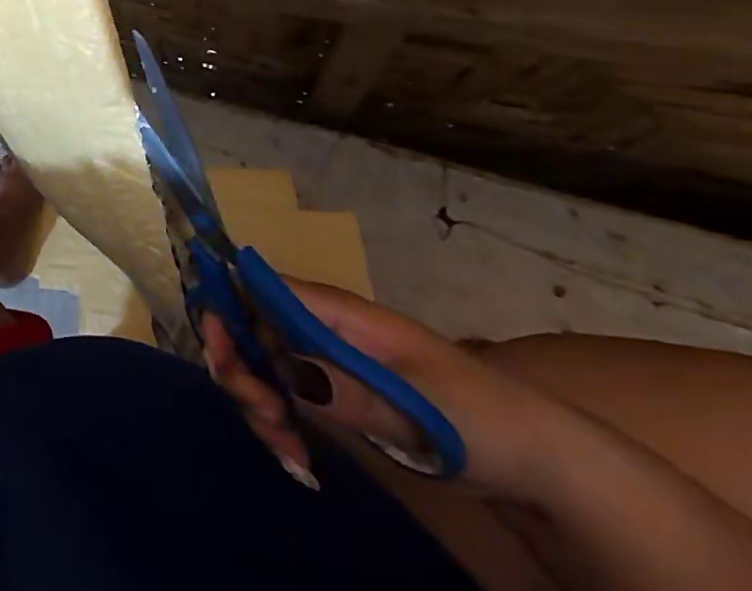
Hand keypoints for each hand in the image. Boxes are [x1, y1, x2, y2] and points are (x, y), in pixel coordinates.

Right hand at [202, 280, 575, 496]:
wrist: (531, 460)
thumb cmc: (479, 417)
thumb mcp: (416, 407)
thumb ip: (347, 387)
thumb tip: (279, 365)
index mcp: (343, 314)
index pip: (267, 290)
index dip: (231, 309)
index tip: (220, 354)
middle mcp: (326, 331)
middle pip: (254, 330)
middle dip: (244, 372)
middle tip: (268, 419)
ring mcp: (328, 364)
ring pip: (263, 369)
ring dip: (259, 406)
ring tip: (288, 448)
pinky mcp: (334, 396)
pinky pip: (285, 400)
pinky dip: (278, 427)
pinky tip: (296, 458)